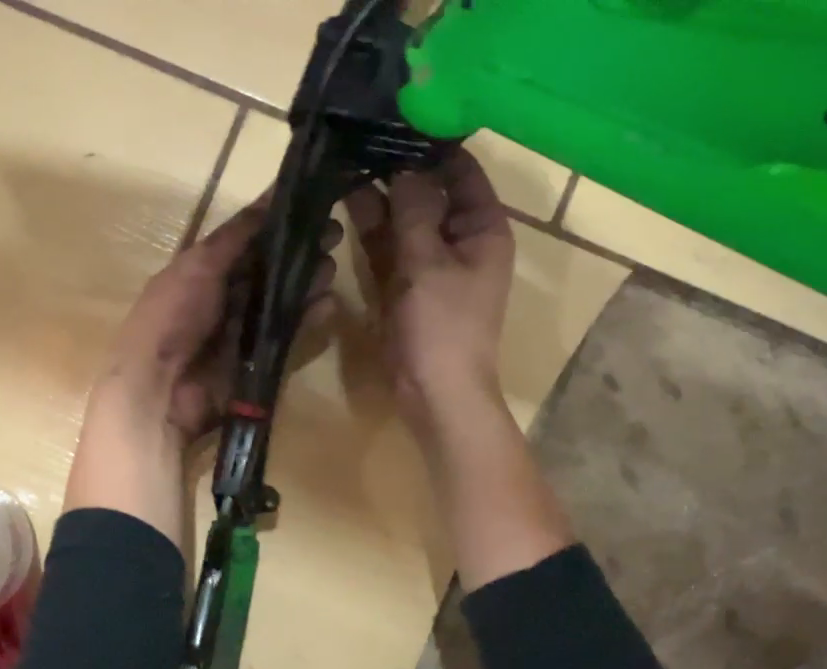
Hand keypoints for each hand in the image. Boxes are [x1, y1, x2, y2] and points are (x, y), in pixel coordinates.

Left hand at [93, 203, 339, 446]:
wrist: (160, 389)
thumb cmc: (172, 316)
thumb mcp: (198, 265)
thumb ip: (236, 236)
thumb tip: (270, 198)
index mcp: (205, 270)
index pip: (249, 238)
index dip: (278, 219)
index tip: (313, 198)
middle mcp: (227, 296)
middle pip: (271, 268)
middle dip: (301, 250)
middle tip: (333, 234)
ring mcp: (244, 330)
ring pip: (284, 299)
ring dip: (309, 281)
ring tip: (330, 267)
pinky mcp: (259, 361)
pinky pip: (289, 335)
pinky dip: (309, 320)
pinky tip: (327, 304)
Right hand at [345, 148, 516, 431]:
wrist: (435, 394)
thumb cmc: (442, 327)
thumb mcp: (428, 263)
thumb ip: (413, 210)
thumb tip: (403, 163)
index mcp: (483, 228)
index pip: (461, 170)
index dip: (432, 143)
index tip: (396, 115)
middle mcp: (459, 239)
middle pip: (428, 191)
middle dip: (397, 167)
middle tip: (359, 132)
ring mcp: (429, 263)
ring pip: (403, 218)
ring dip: (378, 194)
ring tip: (344, 157)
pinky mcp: (403, 285)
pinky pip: (387, 246)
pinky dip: (370, 227)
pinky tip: (343, 199)